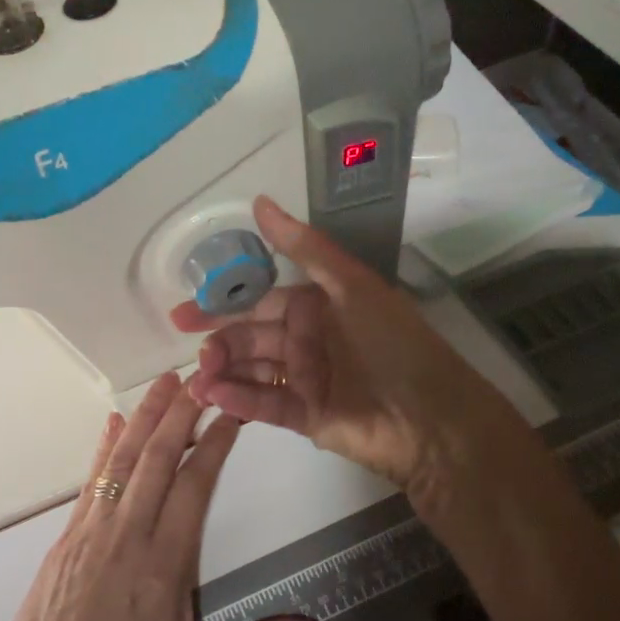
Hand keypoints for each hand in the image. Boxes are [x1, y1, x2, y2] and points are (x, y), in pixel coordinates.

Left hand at [0, 373, 328, 620]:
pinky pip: (90, 485)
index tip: (230, 408)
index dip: (214, 442)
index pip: (194, 486)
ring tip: (163, 383)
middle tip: (199, 373)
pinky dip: (104, 450)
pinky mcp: (63, 544)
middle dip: (180, 412)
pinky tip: (112, 426)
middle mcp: (125, 538)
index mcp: (162, 566)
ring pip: (121, 464)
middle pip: (156, 460)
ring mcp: (88, 536)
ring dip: (143, 419)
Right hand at [171, 197, 506, 500]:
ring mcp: (306, 379)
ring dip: (223, 371)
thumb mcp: (352, 286)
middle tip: (186, 343)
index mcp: (318, 305)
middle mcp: (308, 339)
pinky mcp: (307, 416)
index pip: (261, 298)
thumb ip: (305, 248)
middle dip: (218, 338)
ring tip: (198, 378)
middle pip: (251, 335)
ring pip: (253, 370)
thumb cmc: (395, 343)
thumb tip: (259, 201)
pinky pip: (266, 405)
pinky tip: (216, 396)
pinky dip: (240, 401)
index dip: (224, 300)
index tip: (187, 304)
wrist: (433, 418)